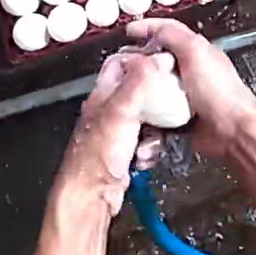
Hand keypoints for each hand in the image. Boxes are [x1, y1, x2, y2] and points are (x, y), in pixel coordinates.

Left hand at [58, 50, 172, 213]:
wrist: (90, 196)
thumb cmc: (96, 155)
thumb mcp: (121, 109)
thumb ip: (140, 82)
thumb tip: (160, 58)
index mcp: (104, 92)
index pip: (124, 62)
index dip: (144, 60)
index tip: (165, 65)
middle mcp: (109, 108)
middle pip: (142, 90)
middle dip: (157, 101)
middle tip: (165, 108)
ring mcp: (118, 130)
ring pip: (149, 117)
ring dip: (156, 130)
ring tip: (148, 142)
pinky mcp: (126, 149)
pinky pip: (149, 140)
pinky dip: (151, 148)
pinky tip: (143, 157)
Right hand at [127, 18, 255, 158]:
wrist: (231, 131)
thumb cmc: (221, 93)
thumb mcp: (194, 52)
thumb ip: (173, 36)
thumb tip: (153, 29)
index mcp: (197, 50)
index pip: (169, 30)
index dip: (148, 27)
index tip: (129, 31)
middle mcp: (192, 70)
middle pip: (159, 57)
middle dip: (140, 58)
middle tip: (122, 60)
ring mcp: (186, 93)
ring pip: (156, 84)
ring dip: (142, 85)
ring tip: (127, 84)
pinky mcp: (180, 116)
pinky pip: (157, 110)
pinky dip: (147, 110)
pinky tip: (140, 108)